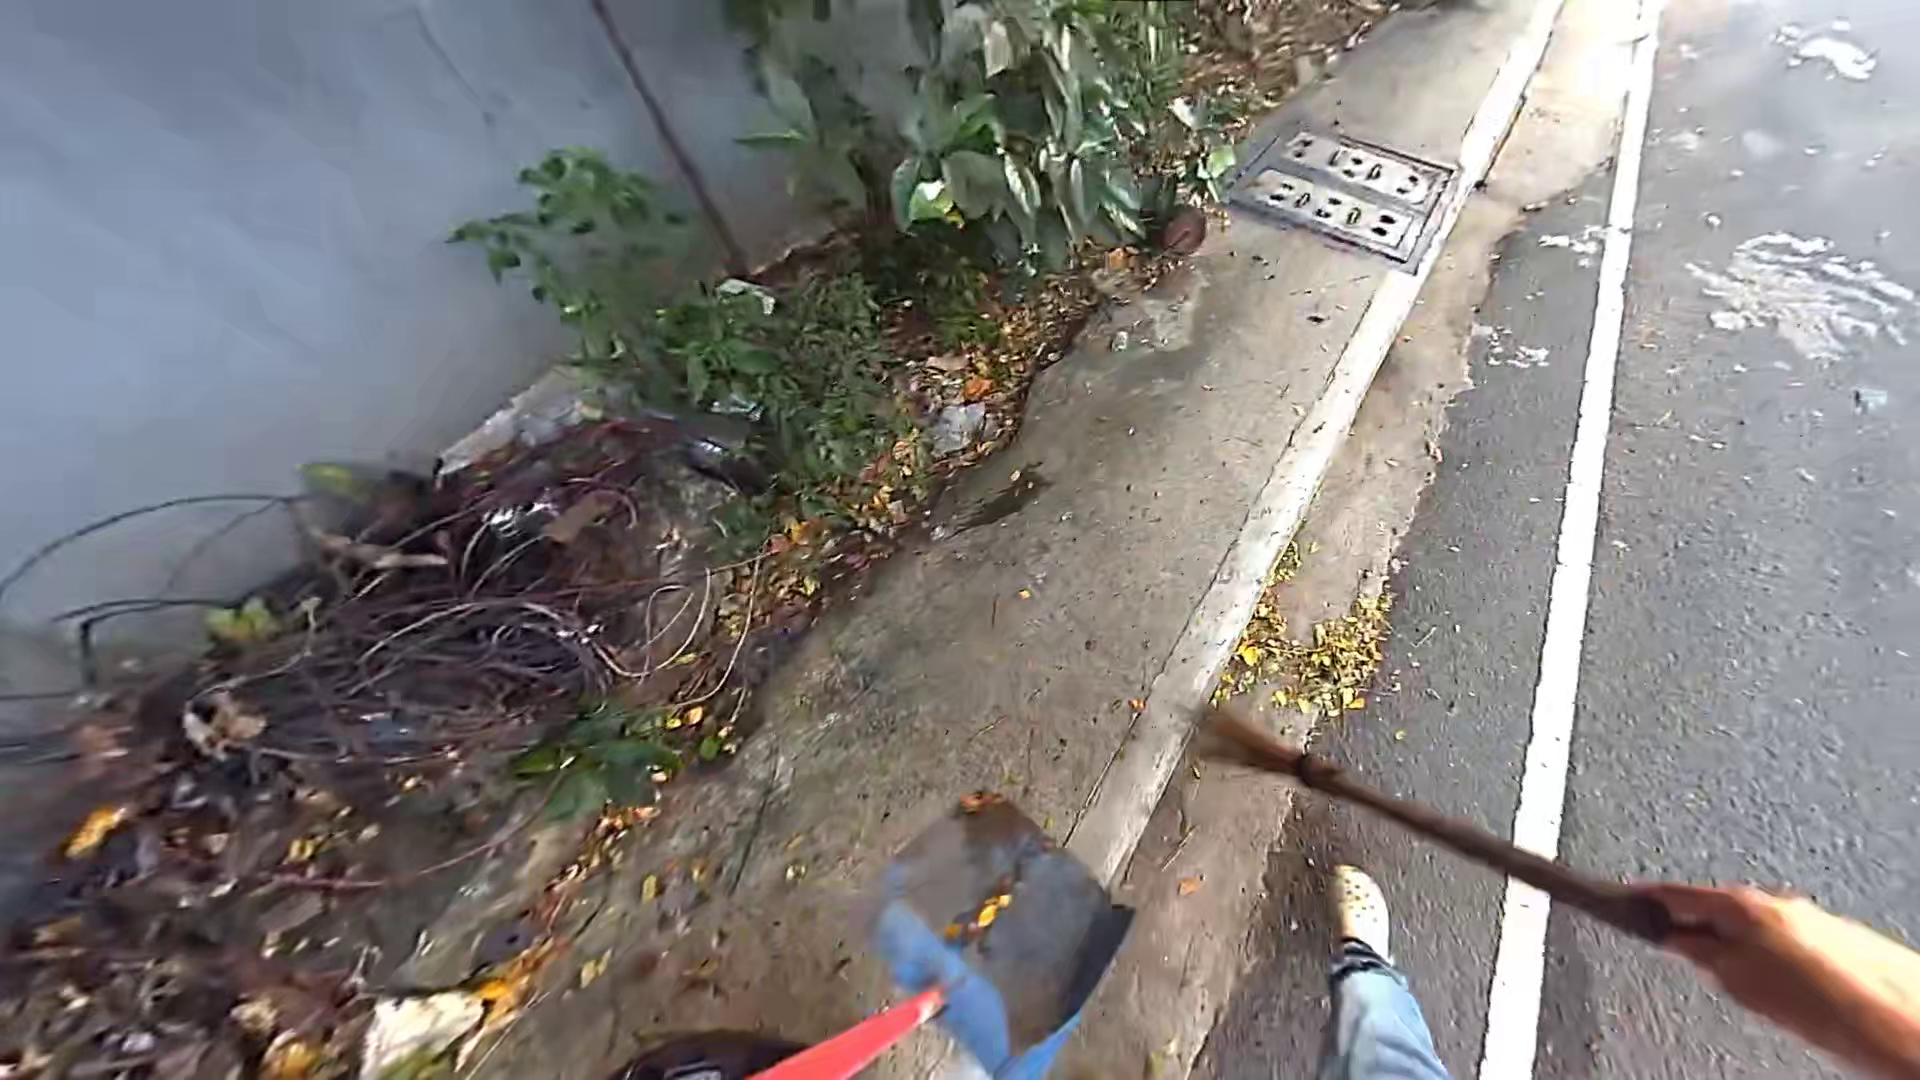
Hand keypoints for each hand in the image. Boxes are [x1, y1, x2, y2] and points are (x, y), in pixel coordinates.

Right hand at [1639, 884, 1919, 1079]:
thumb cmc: (1846, 1016)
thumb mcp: (1740, 984)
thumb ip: (1694, 952)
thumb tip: (1672, 938)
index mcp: (1742, 902)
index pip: (1667, 892)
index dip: (1638, 900)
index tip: (1620, 904)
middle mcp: (1780, 902)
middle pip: (1717, 910)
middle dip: (1705, 933)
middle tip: (1703, 964)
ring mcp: (1824, 921)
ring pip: (1762, 929)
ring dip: (1753, 952)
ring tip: (1773, 994)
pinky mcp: (1861, 945)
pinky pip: (1803, 945)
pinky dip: (1794, 965)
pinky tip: (1812, 997)